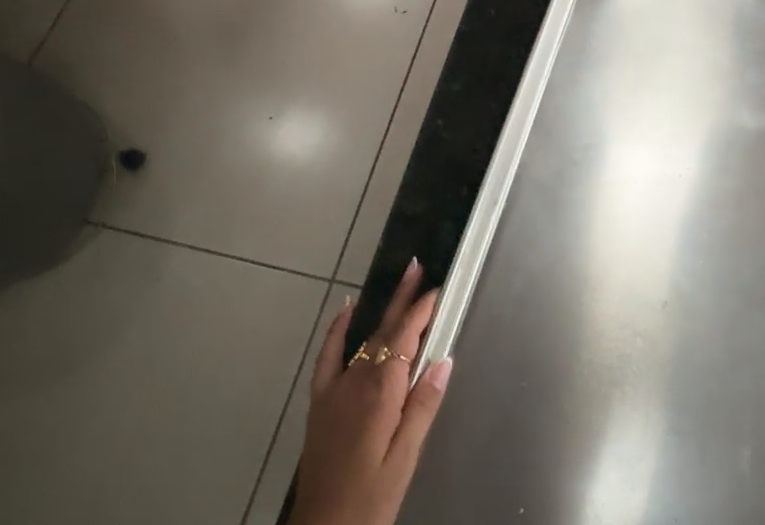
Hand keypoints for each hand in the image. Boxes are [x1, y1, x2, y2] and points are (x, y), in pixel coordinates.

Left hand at [291, 259, 451, 524]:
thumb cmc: (371, 497)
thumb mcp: (405, 457)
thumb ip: (423, 406)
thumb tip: (443, 359)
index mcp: (380, 393)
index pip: (404, 340)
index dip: (421, 312)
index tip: (438, 290)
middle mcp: (355, 382)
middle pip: (384, 331)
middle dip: (404, 299)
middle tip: (417, 267)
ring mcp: (335, 389)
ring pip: (363, 339)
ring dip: (382, 309)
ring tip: (400, 281)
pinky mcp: (321, 401)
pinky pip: (328, 356)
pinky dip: (337, 330)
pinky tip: (347, 310)